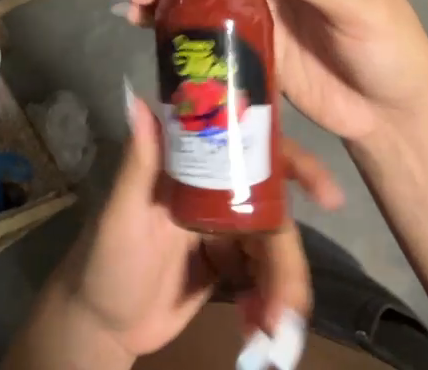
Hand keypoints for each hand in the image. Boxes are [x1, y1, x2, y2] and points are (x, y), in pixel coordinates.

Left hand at [47, 88, 342, 362]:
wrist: (100, 323)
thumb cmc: (104, 260)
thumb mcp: (120, 213)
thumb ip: (138, 163)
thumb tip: (138, 100)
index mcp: (187, 170)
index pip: (245, 151)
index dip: (290, 163)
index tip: (327, 193)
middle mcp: (209, 193)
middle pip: (272, 212)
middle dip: (290, 259)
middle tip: (292, 304)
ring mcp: (221, 231)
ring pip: (273, 249)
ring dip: (283, 289)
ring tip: (274, 328)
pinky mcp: (227, 265)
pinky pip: (265, 278)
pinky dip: (271, 303)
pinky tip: (259, 328)